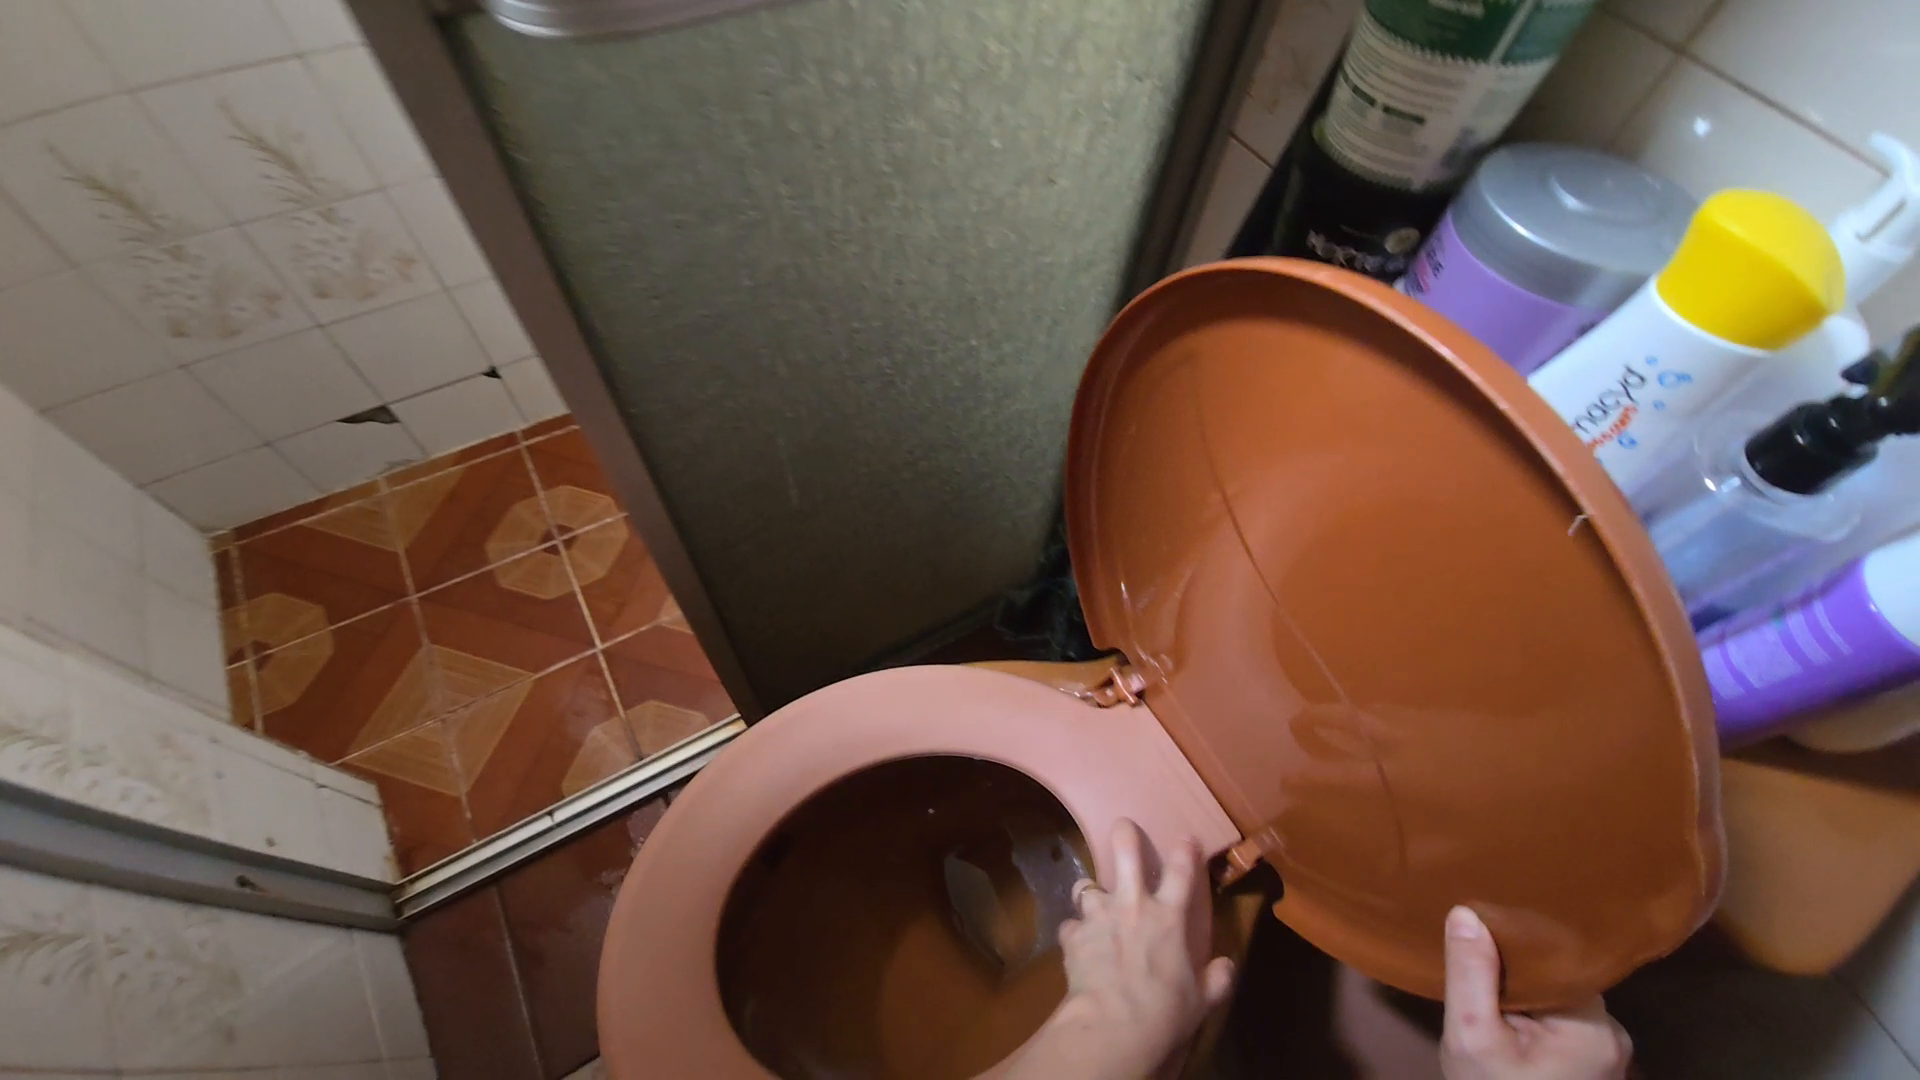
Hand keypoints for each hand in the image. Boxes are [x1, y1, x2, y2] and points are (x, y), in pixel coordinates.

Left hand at [1002, 820, 1233, 1079]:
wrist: (1113, 1026)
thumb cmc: (1164, 1013)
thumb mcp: (1202, 1001)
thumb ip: (1216, 979)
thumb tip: (1227, 965)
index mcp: (1168, 918)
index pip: (1182, 873)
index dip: (1186, 850)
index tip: (1186, 837)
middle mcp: (1132, 905)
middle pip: (1125, 853)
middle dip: (1125, 834)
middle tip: (1123, 825)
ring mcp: (1099, 916)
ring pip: (1086, 885)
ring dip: (1088, 891)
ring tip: (1090, 900)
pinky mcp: (1074, 934)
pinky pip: (1071, 926)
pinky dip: (1075, 934)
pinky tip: (1078, 945)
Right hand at [1440, 906, 1631, 1079]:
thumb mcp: (1471, 1034)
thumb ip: (1470, 973)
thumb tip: (1466, 911)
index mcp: (1596, 1027)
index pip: (1558, 957)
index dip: (1517, 935)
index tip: (1479, 918)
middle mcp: (1614, 1036)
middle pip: (1558, 974)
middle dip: (1514, 961)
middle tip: (1471, 946)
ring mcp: (1606, 1053)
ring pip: (1556, 993)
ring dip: (1520, 983)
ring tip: (1480, 969)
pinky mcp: (1591, 1063)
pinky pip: (1558, 1014)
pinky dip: (1528, 1005)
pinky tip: (1499, 1004)